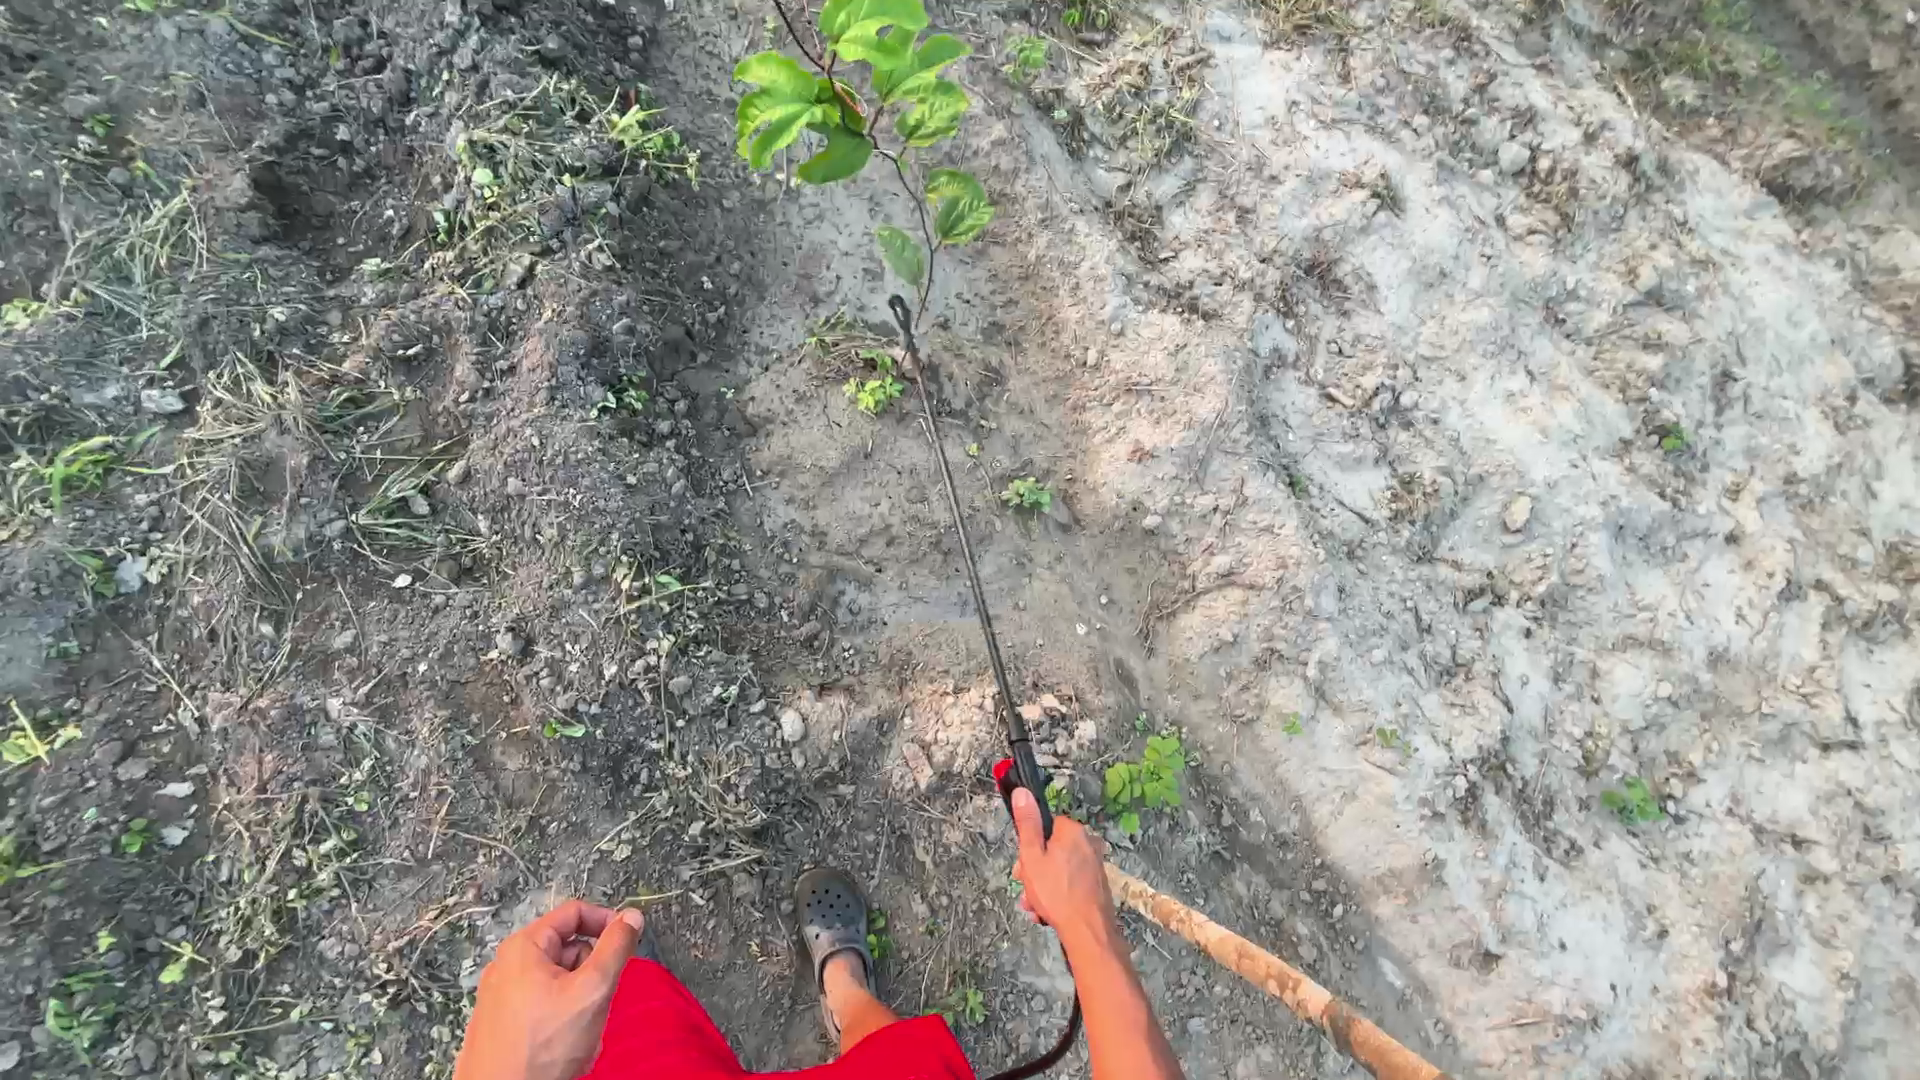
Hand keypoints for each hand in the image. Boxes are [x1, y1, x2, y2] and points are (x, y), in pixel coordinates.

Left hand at [453, 900, 643, 1079]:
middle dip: (592, 968)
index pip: (575, 912)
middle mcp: (506, 965)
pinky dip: (561, 1014)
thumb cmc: (546, 1046)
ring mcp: (499, 996)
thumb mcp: (593, 989)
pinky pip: (542, 1002)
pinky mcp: (498, 1024)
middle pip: (568, 946)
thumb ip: (617, 946)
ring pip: (558, 978)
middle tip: (601, 996)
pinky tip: (564, 1043)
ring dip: (580, 995)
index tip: (628, 944)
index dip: (607, 922)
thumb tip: (632, 915)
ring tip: (582, 1026)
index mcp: (524, 947)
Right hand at [1010, 786, 1117, 947]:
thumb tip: (1022, 791)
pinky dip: (1059, 894)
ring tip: (1035, 907)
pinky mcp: (1098, 884)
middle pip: (1052, 850)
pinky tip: (1048, 913)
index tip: (1022, 867)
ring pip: (1060, 869)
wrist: (1088, 932)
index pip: (1045, 827)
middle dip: (1035, 871)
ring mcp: (1095, 865)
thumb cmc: (1056, 892)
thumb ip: (1027, 824)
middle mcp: (1088, 842)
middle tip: (1026, 890)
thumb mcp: (1032, 856)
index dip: (1030, 848)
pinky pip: (1071, 883)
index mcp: (1072, 830)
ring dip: (1043, 887)